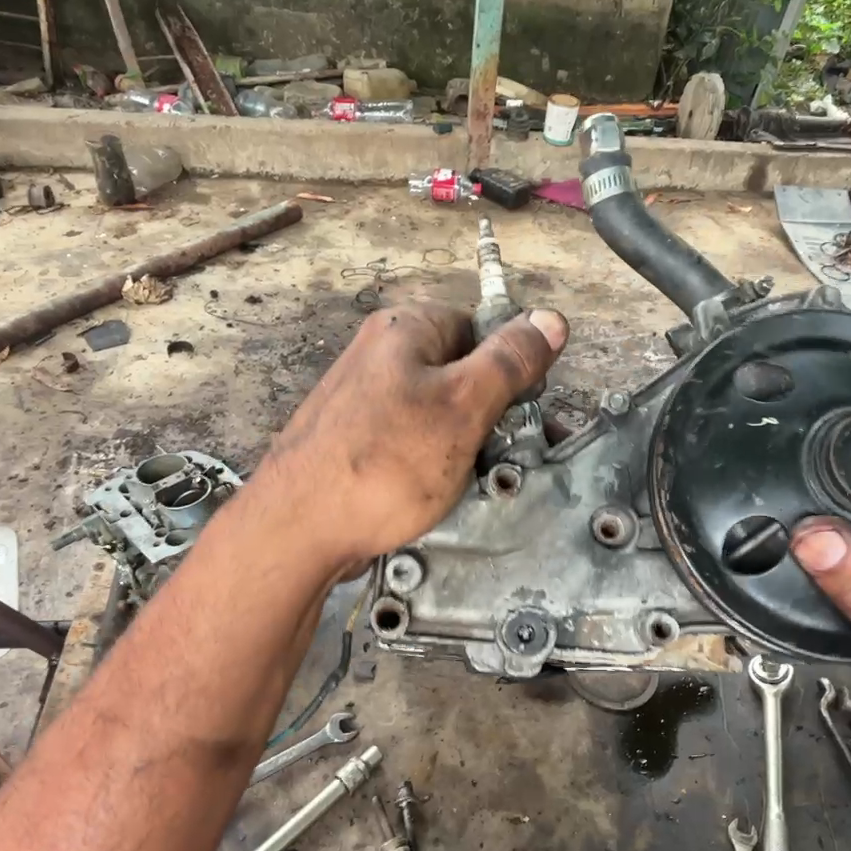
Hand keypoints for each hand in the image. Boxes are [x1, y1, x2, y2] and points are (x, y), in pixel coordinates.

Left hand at [258, 302, 566, 567]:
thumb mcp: (463, 406)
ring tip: (477, 481)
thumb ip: (509, 362)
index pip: (481, 327)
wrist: (299, 530)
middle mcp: (380, 357)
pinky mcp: (356, 445)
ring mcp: (364, 403)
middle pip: (460, 373)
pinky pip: (412, 446)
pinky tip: (440, 496)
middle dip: (492, 414)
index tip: (527, 408)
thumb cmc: (382, 464)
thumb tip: (550, 320)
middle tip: (511, 452)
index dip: (511, 367)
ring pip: (439, 416)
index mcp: (405, 330)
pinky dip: (434, 467)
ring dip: (467, 446)